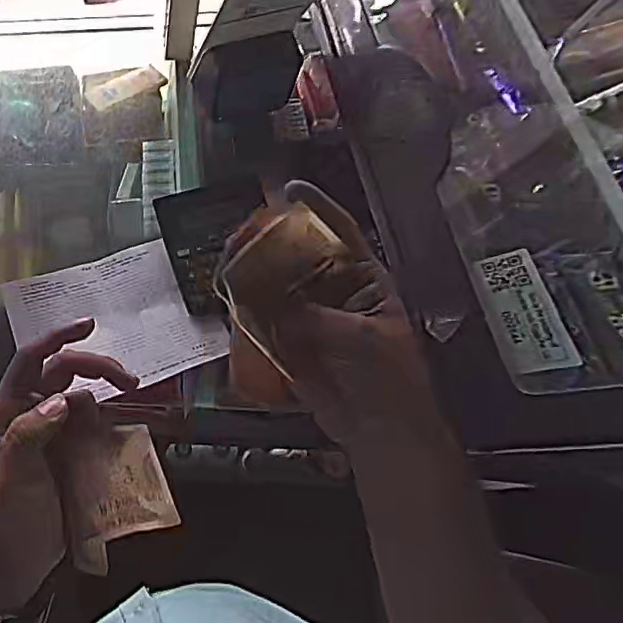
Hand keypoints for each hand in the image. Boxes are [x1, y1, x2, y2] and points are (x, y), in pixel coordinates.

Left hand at [0, 318, 137, 609]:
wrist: (25, 563)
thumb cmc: (8, 520)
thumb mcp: (9, 478)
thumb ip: (29, 434)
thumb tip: (59, 401)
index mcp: (9, 412)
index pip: (29, 361)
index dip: (56, 338)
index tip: (86, 326)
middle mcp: (33, 413)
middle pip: (64, 372)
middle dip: (95, 366)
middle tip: (126, 378)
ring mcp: (57, 430)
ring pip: (84, 393)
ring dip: (107, 388)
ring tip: (130, 393)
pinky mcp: (76, 447)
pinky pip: (97, 421)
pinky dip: (112, 415)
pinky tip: (125, 421)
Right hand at [257, 181, 445, 456]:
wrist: (382, 433)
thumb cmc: (391, 383)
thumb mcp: (359, 341)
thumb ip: (314, 318)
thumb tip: (274, 302)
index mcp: (365, 282)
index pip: (342, 235)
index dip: (317, 208)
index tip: (291, 189)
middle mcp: (335, 293)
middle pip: (299, 257)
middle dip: (271, 243)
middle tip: (244, 235)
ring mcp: (311, 318)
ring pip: (276, 287)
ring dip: (252, 275)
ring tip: (230, 264)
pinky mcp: (292, 343)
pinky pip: (264, 321)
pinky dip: (247, 312)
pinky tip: (232, 302)